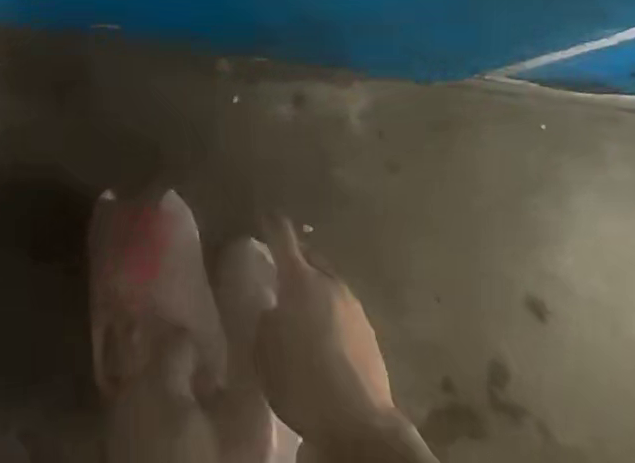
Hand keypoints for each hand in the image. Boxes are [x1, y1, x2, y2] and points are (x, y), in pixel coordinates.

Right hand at [254, 217, 396, 446]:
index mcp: (299, 280)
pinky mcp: (369, 332)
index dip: (271, 223)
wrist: (358, 422)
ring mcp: (354, 306)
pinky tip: (322, 336)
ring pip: (328, 284)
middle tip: (279, 269)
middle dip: (295, 259)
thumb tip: (275, 308)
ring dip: (314, 289)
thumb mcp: (264, 350)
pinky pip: (342, 310)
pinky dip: (329, 313)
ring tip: (301, 309)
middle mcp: (330, 283)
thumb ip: (266, 319)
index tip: (264, 213)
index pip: (283, 237)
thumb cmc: (301, 380)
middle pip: (310, 258)